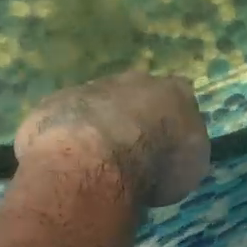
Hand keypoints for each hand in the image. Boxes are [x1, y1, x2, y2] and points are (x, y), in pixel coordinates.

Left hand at [12, 71, 210, 208]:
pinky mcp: (55, 102)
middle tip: (129, 150)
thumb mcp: (191, 167)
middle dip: (134, 116)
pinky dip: (67, 136)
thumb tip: (177, 152)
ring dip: (99, 125)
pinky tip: (67, 161)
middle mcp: (136, 80)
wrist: (95, 162)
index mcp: (174, 91)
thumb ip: (184, 150)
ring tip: (94, 161)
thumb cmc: (155, 166)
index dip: (172, 120)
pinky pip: (64, 118)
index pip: (180, 96)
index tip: (167, 144)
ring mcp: (92, 87)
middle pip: (137, 93)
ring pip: (99, 103)